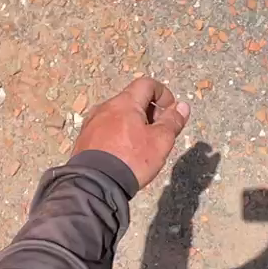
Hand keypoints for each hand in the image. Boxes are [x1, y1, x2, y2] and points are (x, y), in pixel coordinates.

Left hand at [72, 77, 190, 188]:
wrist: (94, 184)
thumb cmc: (131, 160)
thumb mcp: (160, 141)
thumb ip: (172, 121)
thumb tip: (182, 106)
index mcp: (125, 103)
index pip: (147, 84)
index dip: (163, 94)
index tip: (170, 112)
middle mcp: (105, 107)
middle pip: (132, 100)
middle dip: (150, 112)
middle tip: (159, 132)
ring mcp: (92, 122)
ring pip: (118, 115)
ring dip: (134, 124)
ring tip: (142, 146)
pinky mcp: (85, 139)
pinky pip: (106, 129)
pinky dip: (119, 134)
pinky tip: (124, 154)